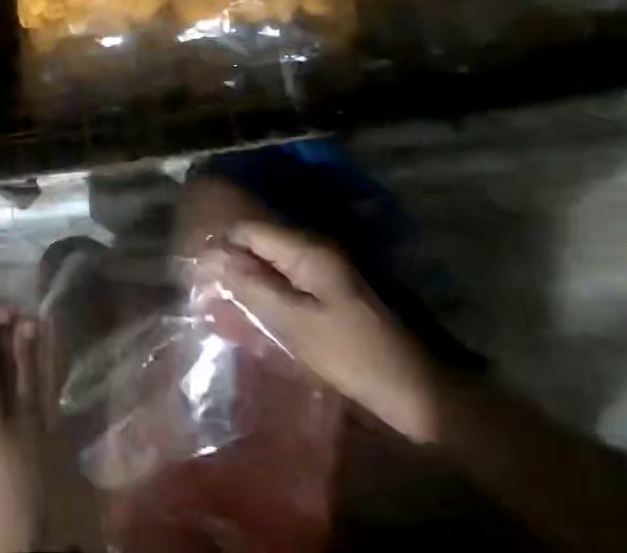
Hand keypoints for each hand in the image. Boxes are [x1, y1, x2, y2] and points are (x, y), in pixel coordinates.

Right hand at [199, 218, 444, 443]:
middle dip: (235, 263)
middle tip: (212, 294)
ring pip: (275, 262)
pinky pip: (292, 279)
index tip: (201, 274)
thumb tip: (214, 255)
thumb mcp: (295, 323)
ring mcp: (331, 271)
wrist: (425, 395)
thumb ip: (253, 285)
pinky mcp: (337, 292)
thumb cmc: (356, 357)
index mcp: (308, 252)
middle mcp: (319, 250)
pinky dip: (273, 292)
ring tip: (231, 306)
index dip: (222, 247)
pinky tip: (263, 314)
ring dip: (253, 279)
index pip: (248, 230)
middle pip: (262, 242)